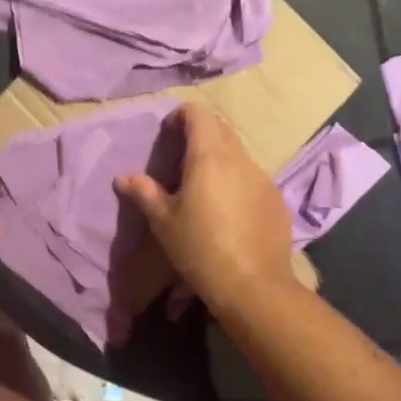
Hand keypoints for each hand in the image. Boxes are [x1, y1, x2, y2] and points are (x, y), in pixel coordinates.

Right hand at [114, 103, 294, 312]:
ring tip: (204, 189)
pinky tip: (229, 212)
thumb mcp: (164, 222)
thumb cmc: (200, 249)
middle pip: (220, 129)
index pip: (197, 114)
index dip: (180, 116)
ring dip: (220, 159)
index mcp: (209, 156)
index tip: (167, 134)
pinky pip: (253, 178)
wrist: (254, 287)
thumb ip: (144, 192)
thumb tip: (123, 177)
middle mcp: (240, 159)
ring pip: (239, 154)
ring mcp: (263, 178)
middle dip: (200, 134)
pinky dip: (237, 182)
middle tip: (180, 160)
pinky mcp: (277, 200)